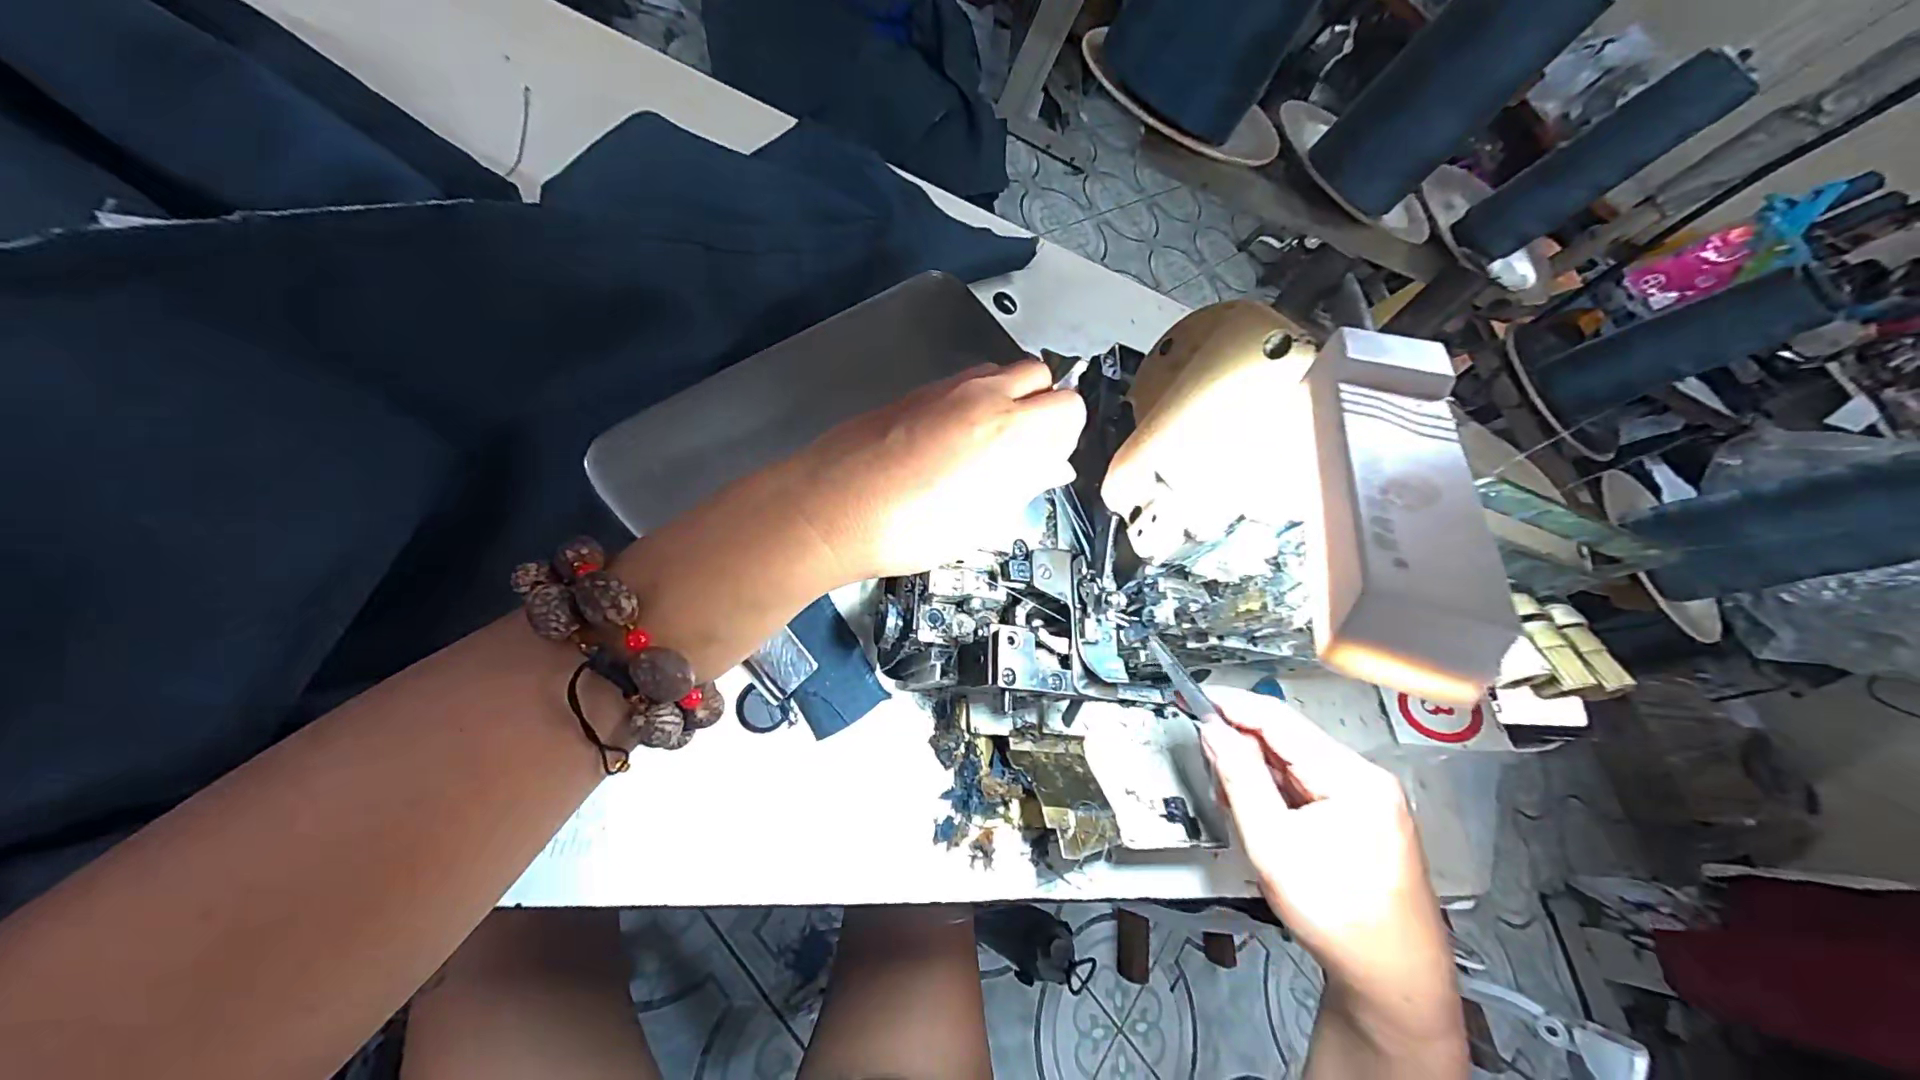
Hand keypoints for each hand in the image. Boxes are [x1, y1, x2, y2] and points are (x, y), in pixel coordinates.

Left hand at [783, 359, 1086, 582]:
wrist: (826, 510)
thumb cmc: (895, 526)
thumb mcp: (977, 523)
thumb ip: (1022, 487)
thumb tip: (1049, 472)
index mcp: (1003, 429)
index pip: (1067, 407)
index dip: (1067, 434)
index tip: (1055, 458)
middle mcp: (976, 395)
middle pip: (1038, 374)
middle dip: (1043, 407)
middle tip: (1031, 447)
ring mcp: (943, 389)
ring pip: (1000, 373)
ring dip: (1010, 400)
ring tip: (994, 447)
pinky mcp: (915, 393)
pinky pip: (964, 384)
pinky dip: (977, 403)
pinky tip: (958, 444)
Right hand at [1200, 689, 1462, 1047]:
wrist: (1392, 979)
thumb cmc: (1344, 921)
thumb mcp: (1272, 843)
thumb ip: (1239, 778)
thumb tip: (1216, 732)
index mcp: (1353, 778)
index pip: (1278, 720)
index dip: (1231, 705)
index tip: (1197, 696)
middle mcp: (1366, 780)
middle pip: (1287, 739)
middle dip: (1240, 744)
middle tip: (1205, 753)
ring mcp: (1368, 798)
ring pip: (1295, 763)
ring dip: (1256, 771)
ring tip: (1231, 797)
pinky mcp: (1362, 816)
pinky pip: (1308, 784)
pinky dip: (1276, 790)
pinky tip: (1259, 811)